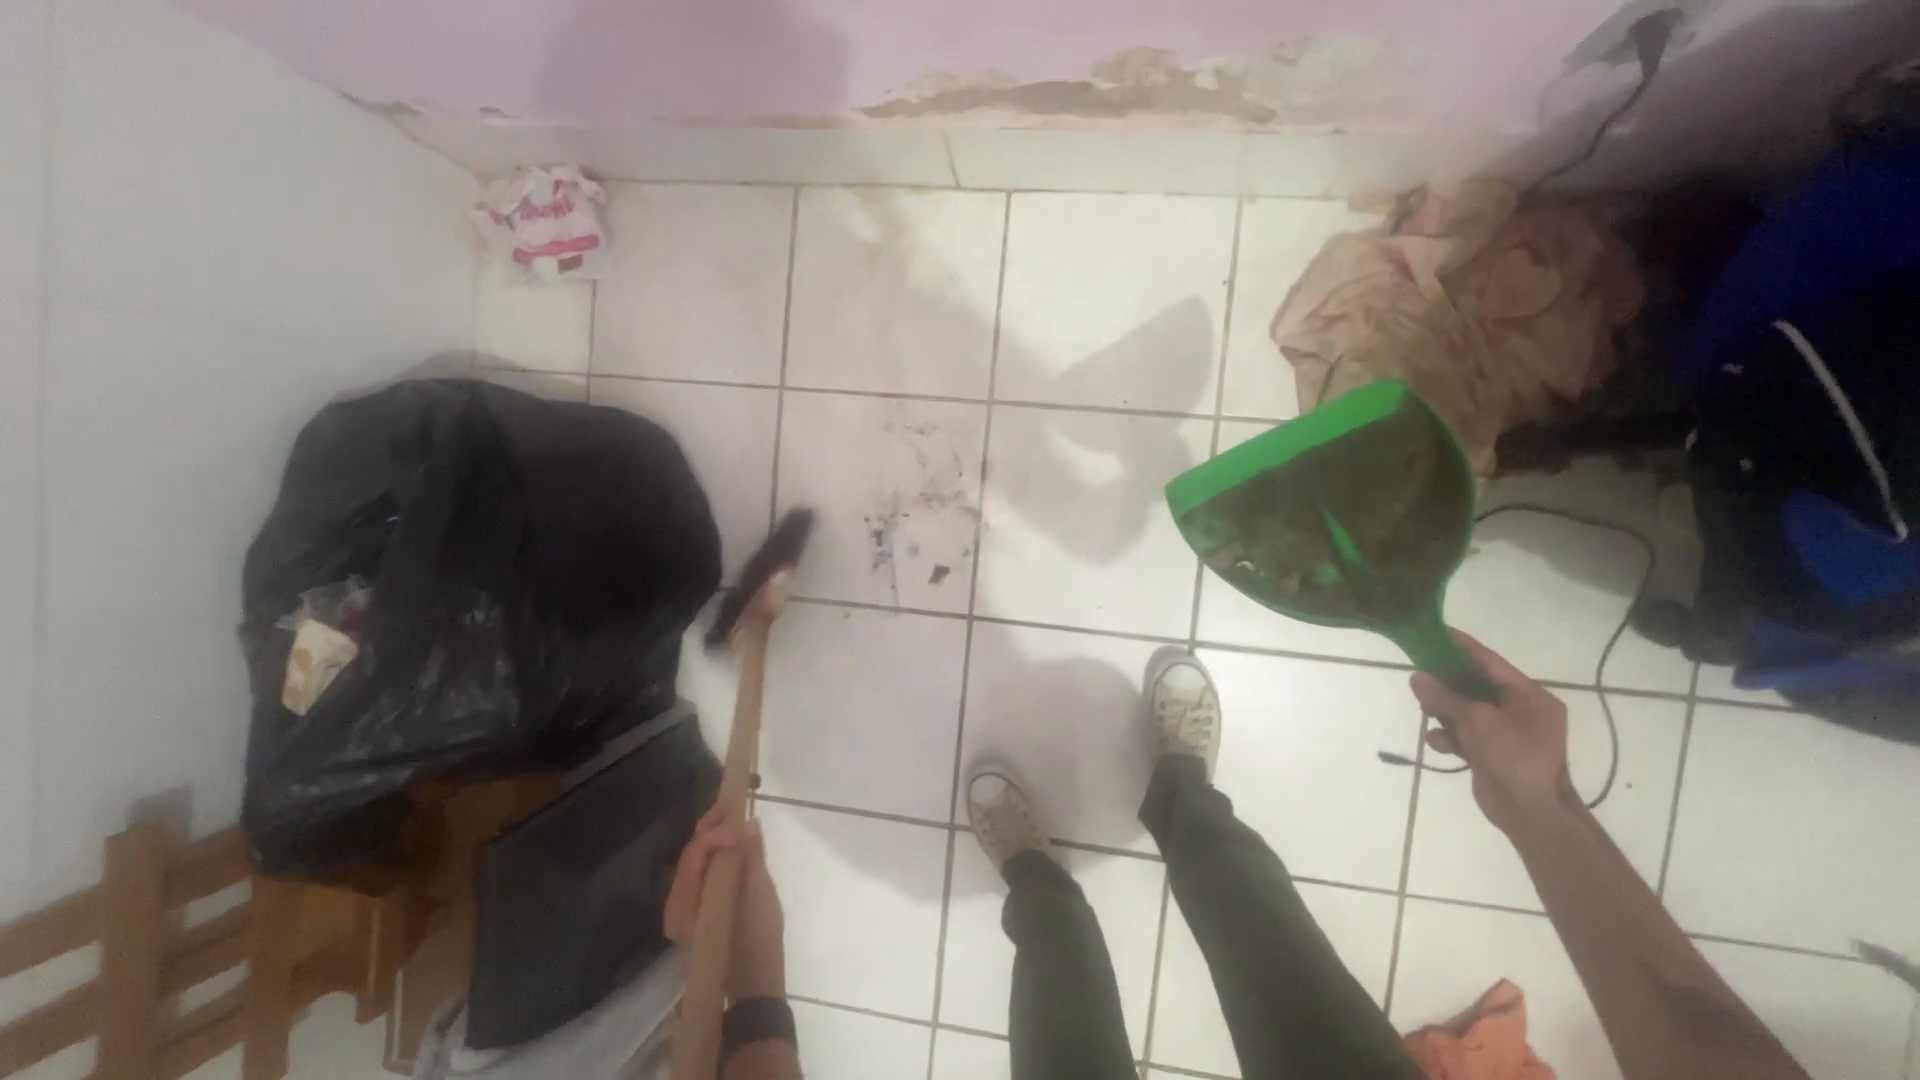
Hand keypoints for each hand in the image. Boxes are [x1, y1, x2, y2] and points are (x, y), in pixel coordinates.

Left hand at [664, 805, 786, 999]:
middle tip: (733, 802)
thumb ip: (750, 860)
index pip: (695, 856)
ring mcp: (684, 907)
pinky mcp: (697, 908)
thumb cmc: (756, 941)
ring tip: (734, 815)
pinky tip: (732, 841)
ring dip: (713, 838)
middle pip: (691, 856)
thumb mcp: (758, 898)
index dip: (715, 834)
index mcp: (685, 905)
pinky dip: (715, 854)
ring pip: (695, 862)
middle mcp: (676, 905)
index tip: (740, 822)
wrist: (756, 982)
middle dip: (711, 828)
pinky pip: (702, 873)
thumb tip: (748, 823)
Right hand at [1409, 633, 1576, 833]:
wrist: (1529, 812)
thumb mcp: (1476, 720)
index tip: (1437, 631)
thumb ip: (1445, 697)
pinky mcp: (1492, 752)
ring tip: (1428, 714)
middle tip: (1419, 677)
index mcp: (1530, 697)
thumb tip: (1417, 678)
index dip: (1463, 647)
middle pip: (1474, 686)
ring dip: (1445, 713)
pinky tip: (1443, 745)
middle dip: (1446, 685)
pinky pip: (1465, 733)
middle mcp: (1522, 711)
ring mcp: (1507, 733)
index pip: (1491, 662)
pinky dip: (1451, 737)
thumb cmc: (1512, 757)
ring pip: (1465, 710)